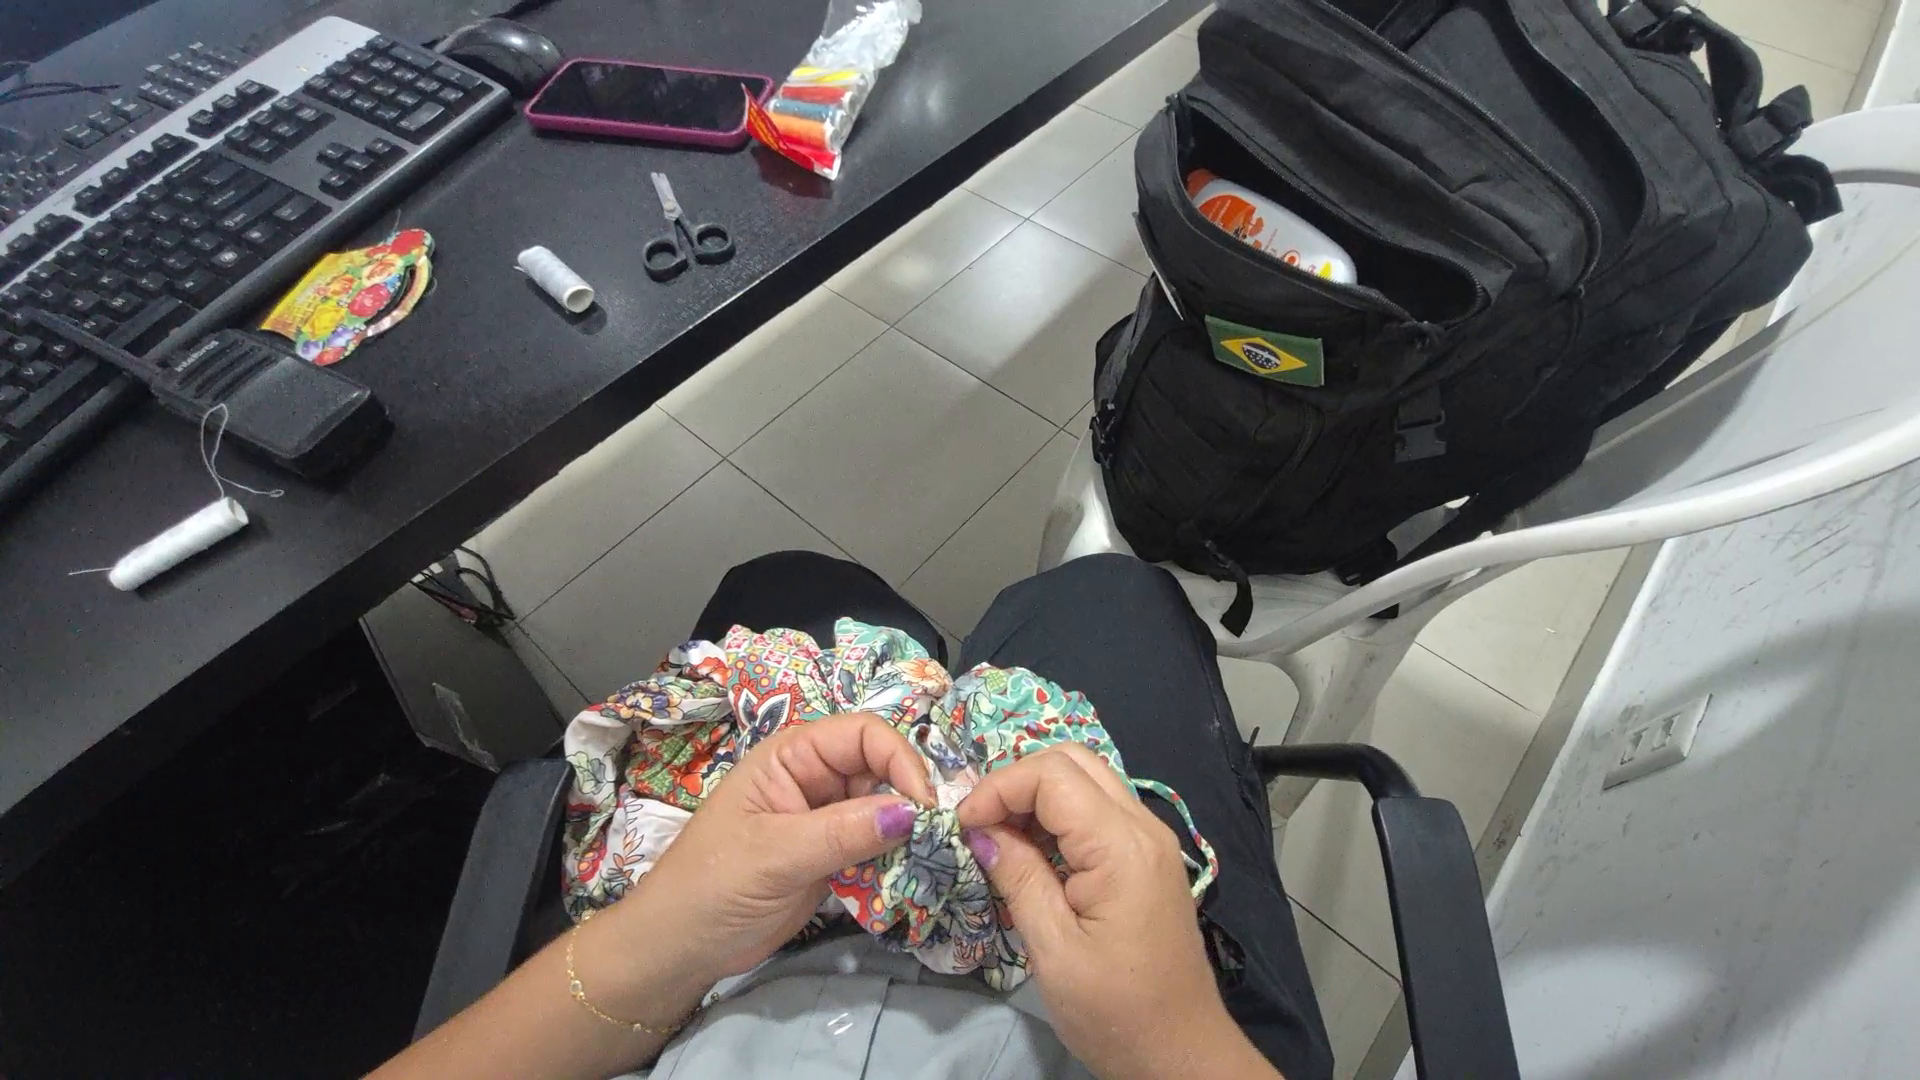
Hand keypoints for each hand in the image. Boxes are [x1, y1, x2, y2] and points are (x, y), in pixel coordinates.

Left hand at [610, 711, 935, 984]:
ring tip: (929, 859)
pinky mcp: (834, 853)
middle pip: (881, 767)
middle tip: (936, 838)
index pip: (862, 734)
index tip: (924, 805)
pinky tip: (908, 875)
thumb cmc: (711, 886)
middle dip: (909, 797)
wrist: (677, 951)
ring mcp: (826, 816)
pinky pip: (878, 844)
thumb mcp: (774, 855)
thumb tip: (913, 812)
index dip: (899, 758)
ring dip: (907, 831)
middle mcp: (815, 777)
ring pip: (886, 807)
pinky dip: (896, 857)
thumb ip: (842, 832)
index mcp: (793, 755)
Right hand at [957, 744, 1278, 1079]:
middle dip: (1018, 780)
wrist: (1183, 1058)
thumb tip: (980, 830)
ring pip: (1086, 776)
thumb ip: (1018, 877)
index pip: (1052, 775)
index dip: (1000, 787)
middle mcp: (1143, 825)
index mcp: (1122, 846)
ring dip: (1037, 793)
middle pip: (1072, 760)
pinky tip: (1034, 848)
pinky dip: (1058, 812)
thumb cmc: (1117, 1013)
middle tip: (983, 822)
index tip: (964, 823)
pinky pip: (1097, 806)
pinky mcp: (1147, 853)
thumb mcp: (1054, 951)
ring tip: (1001, 834)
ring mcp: (1150, 837)